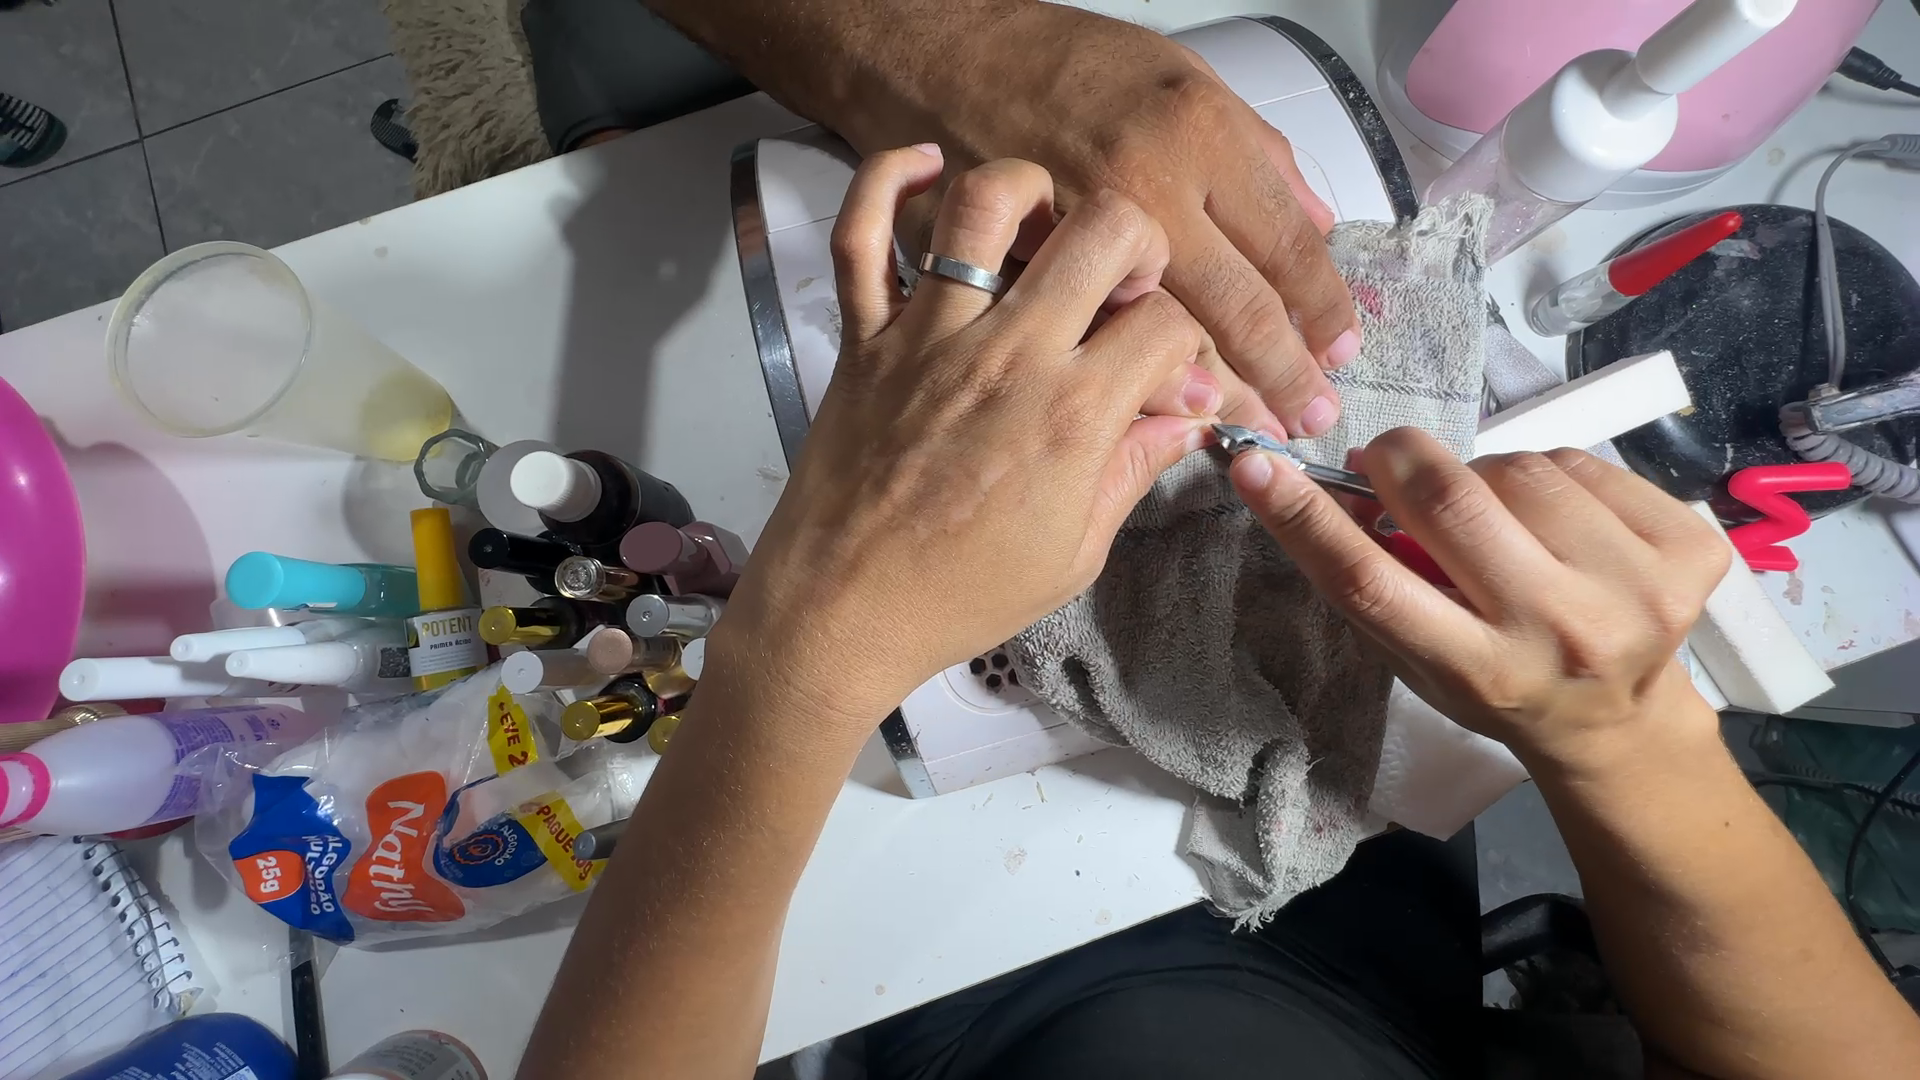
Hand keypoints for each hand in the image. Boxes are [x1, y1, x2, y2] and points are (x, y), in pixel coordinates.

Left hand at [711, 147, 1216, 723]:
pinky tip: (925, 165)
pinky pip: (860, 235)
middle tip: (1127, 282)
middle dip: (1138, 241)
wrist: (843, 612)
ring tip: (1046, 226)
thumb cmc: (958, 598)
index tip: (1170, 376)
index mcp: (1070, 417)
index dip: (1186, 344)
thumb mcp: (1073, 555)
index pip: (1166, 325)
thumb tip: (1180, 420)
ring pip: (986, 203)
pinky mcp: (863, 340)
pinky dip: (886, 181)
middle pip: (1102, 231)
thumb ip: (1131, 473)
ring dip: (1034, 191)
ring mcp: (925, 338)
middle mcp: (1004, 357)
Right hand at [837, 5, 1359, 438]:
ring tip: (1251, 421)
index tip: (1339, 347)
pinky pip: (1085, 340)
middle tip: (1311, 413)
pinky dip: (1124, 378)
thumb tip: (1310, 224)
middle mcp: (1143, 191)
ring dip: (1216, 388)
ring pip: (1165, 337)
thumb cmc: (1059, 67)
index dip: (1320, 306)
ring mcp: (1079, 245)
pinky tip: (1156, 406)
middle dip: (1282, 370)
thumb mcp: (1178, 78)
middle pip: (1236, 304)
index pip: (1285, 240)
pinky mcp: (1021, 278)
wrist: (940, 62)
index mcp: (1193, 132)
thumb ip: (1253, 155)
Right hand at [1229, 429, 1731, 771]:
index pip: (1371, 582)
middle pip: (1453, 506)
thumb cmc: (1484, 681)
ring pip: (1519, 469)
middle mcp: (1560, 633)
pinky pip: (1580, 463)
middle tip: (1384, 458)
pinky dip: (1542, 474)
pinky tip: (1547, 517)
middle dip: (1400, 459)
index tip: (1255, 465)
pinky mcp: (1695, 547)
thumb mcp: (1408, 653)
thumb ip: (1367, 580)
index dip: (1304, 519)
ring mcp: (1640, 589)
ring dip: (1478, 476)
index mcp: (1475, 667)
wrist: (1615, 717)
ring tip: (1485, 513)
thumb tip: (1337, 482)